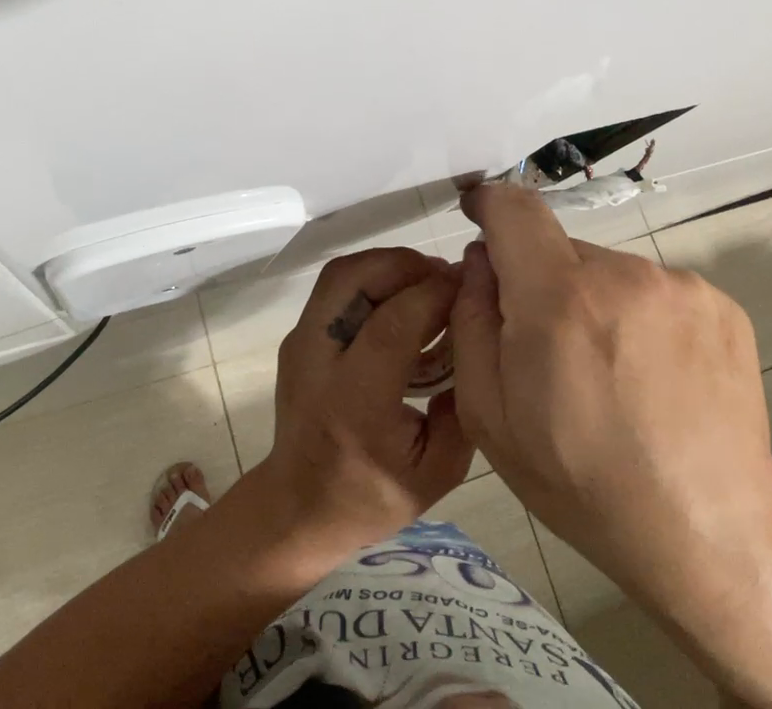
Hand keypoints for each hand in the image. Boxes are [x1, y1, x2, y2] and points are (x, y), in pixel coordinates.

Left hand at [254, 247, 474, 565]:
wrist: (298, 507)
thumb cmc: (372, 497)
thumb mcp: (438, 471)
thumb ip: (463, 409)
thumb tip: (476, 342)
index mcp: (354, 402)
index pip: (393, 324)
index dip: (435, 294)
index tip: (470, 287)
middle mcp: (317, 363)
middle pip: (353, 280)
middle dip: (406, 265)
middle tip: (447, 278)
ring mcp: (298, 346)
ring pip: (339, 275)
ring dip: (387, 266)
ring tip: (427, 283)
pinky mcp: (295, 340)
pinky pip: (333, 290)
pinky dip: (371, 280)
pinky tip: (403, 302)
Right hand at [448, 184, 771, 617]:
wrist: (706, 530)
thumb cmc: (579, 480)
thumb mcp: (488, 415)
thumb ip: (470, 321)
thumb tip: (480, 261)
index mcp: (558, 298)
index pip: (515, 209)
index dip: (489, 206)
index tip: (478, 217)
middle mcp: (625, 274)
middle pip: (560, 249)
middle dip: (541, 283)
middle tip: (547, 353)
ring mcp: (682, 287)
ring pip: (609, 272)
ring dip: (592, 302)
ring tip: (608, 376)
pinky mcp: (724, 306)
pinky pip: (655, 292)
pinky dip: (638, 318)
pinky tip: (651, 378)